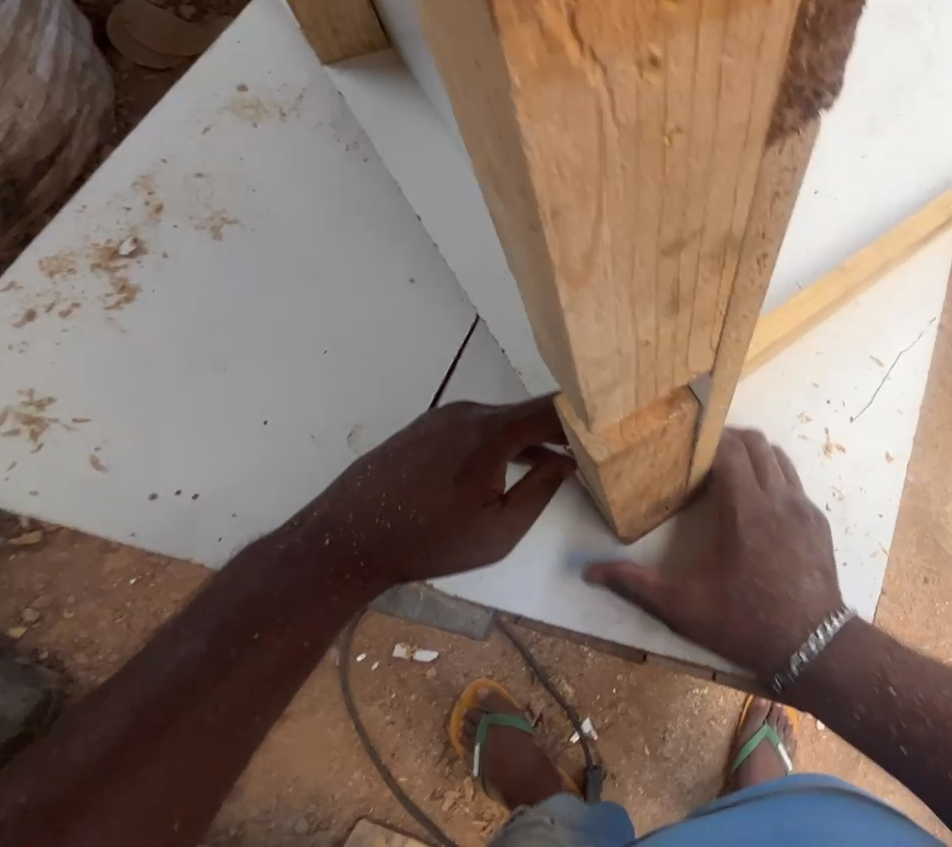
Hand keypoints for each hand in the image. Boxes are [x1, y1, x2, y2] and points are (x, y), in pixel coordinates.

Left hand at [280, 396, 574, 590]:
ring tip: (550, 464)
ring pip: (501, 421)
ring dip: (527, 439)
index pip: (554, 408)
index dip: (585, 415)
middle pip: (529, 412)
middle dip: (560, 431)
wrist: (340, 542)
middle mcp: (468, 413)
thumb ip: (540, 492)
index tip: (611, 424)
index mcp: (491, 432)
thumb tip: (569, 463)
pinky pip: (474, 427)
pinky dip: (497, 443)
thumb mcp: (499, 531)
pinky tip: (500, 471)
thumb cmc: (426, 542)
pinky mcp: (423, 429)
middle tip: (587, 450)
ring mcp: (442, 417)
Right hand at [584, 429, 842, 680]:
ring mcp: (804, 507)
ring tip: (732, 470)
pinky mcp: (819, 521)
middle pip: (758, 443)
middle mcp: (779, 497)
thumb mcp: (683, 607)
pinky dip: (776, 478)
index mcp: (746, 508)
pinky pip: (796, 484)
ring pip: (780, 459)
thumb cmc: (743, 622)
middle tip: (705, 452)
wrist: (810, 645)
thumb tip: (589, 572)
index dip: (709, 439)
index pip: (730, 449)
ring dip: (756, 455)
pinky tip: (760, 504)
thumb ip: (636, 584)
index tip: (688, 443)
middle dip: (731, 439)